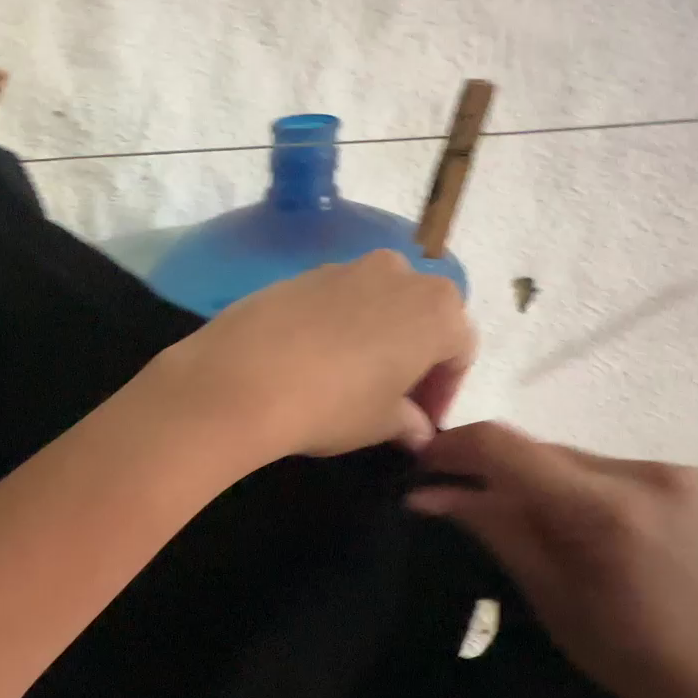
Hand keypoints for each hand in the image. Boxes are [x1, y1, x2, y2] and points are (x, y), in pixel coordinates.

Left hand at [148, 250, 473, 461]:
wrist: (239, 379)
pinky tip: (307, 361)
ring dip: (371, 336)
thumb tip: (416, 429)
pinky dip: (330, 327)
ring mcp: (342, 268)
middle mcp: (396, 274)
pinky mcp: (296, 275)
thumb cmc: (330, 405)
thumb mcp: (379, 424)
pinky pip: (329, 302)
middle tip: (390, 398)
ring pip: (373, 303)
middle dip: (412, 355)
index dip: (443, 390)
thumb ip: (407, 422)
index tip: (421, 422)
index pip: (458, 350)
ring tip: (346, 379)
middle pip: (418, 316)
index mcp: (437, 308)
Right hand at [407, 423, 697, 697]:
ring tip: (519, 520)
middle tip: (456, 498)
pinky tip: (573, 525)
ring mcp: (676, 475)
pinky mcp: (692, 483)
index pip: (505, 447)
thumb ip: (491, 527)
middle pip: (537, 451)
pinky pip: (606, 470)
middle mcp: (643, 475)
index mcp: (604, 510)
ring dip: (533, 480)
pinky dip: (573, 488)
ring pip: (570, 459)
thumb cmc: (631, 657)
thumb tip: (426, 494)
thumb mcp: (547, 593)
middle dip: (491, 469)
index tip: (419, 465)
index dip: (452, 447)